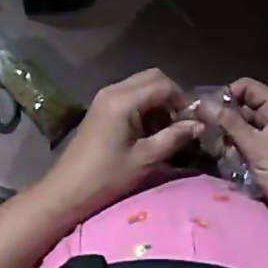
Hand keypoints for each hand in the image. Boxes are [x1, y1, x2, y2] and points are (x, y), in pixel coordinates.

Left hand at [35, 69, 200, 219]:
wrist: (67, 190)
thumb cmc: (107, 177)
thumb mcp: (145, 159)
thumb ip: (174, 137)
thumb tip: (199, 125)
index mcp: (123, 100)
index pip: (163, 84)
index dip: (182, 100)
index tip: (192, 121)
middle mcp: (114, 90)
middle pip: (153, 77)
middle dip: (171, 96)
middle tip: (181, 122)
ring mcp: (105, 96)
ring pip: (142, 84)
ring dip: (158, 100)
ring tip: (167, 128)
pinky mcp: (102, 105)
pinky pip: (131, 94)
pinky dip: (145, 105)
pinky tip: (149, 129)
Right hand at [202, 77, 267, 225]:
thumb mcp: (256, 146)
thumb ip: (230, 123)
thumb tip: (204, 104)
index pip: (247, 87)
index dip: (227, 94)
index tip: (208, 109)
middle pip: (242, 106)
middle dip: (225, 118)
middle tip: (206, 130)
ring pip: (241, 126)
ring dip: (229, 137)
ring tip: (222, 149)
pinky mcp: (266, 152)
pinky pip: (245, 142)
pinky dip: (236, 149)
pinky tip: (230, 159)